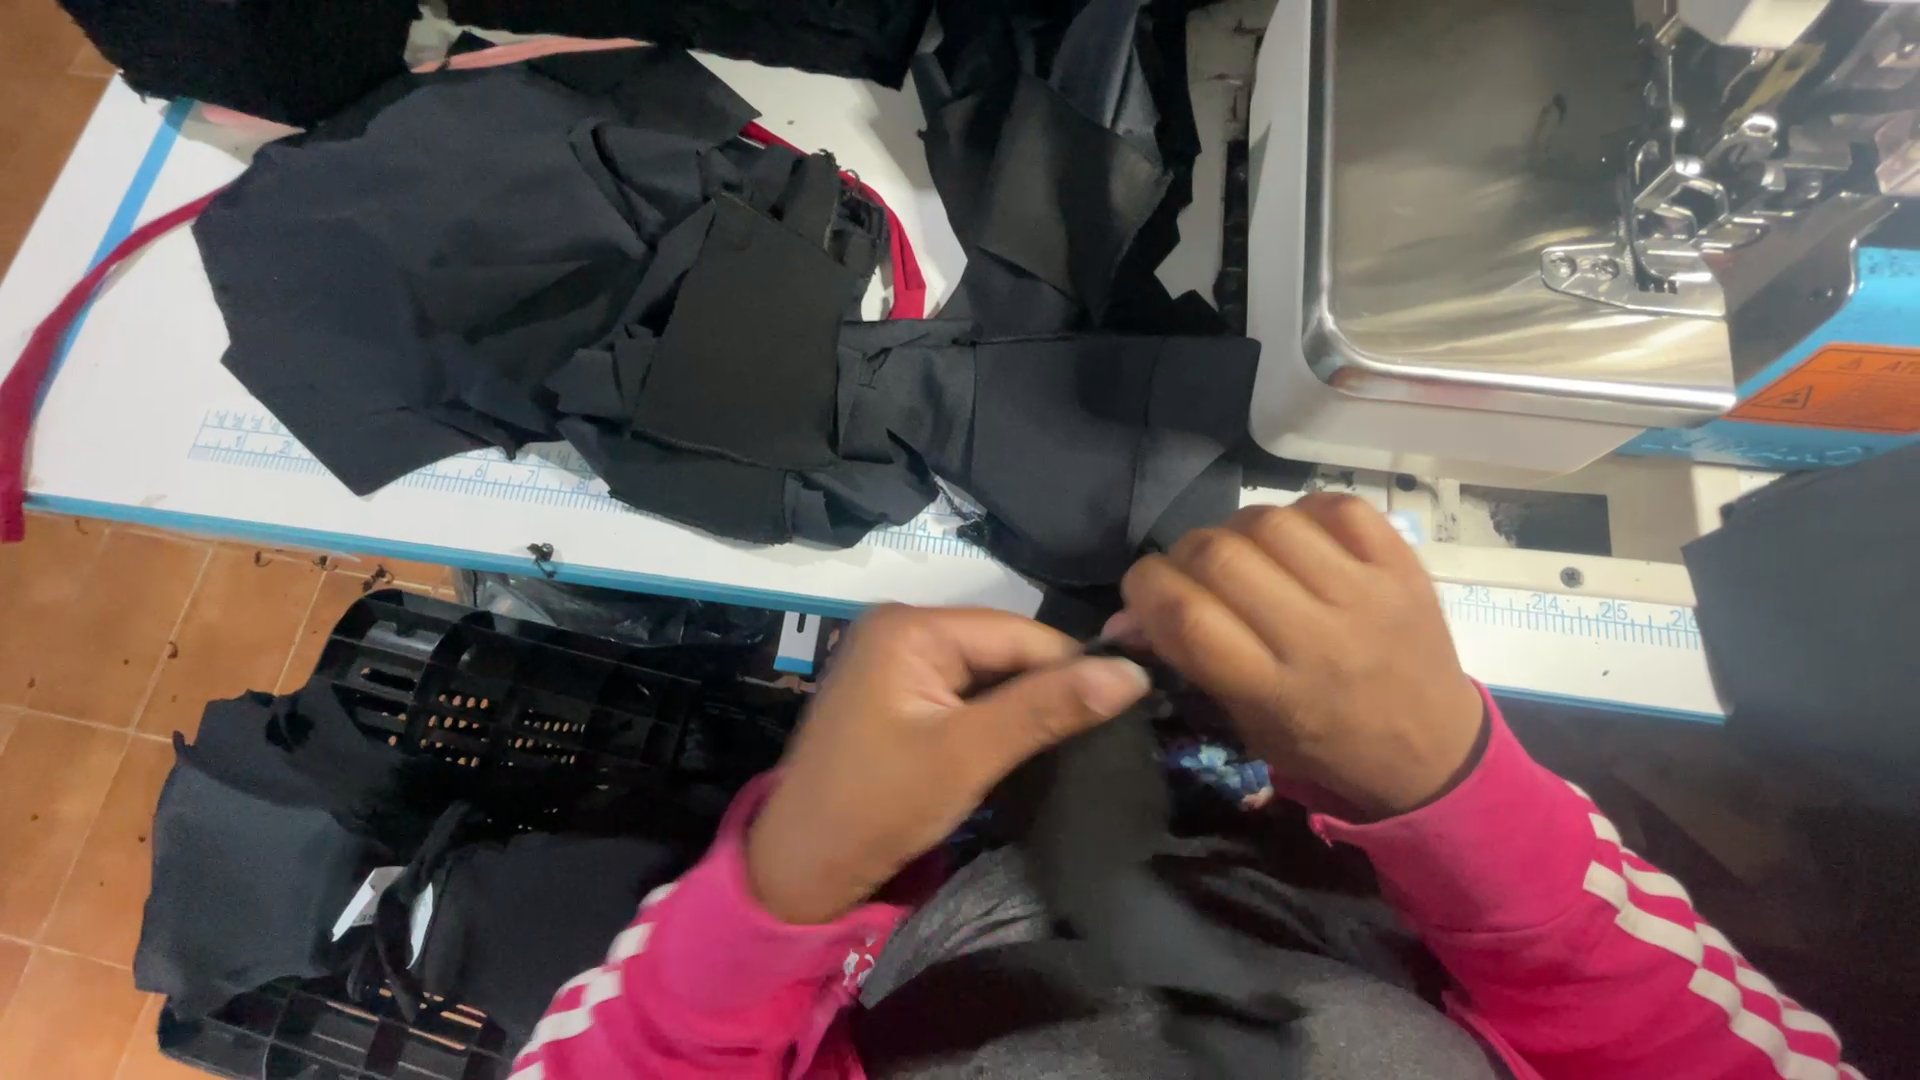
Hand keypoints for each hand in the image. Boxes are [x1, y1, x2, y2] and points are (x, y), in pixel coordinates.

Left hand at [745, 605, 1150, 923]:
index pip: (1015, 632)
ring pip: (985, 669)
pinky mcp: (896, 689)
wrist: (800, 867)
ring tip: (1082, 727)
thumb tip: (1133, 672)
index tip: (1128, 698)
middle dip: (1049, 682)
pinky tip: (1029, 732)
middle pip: (1000, 646)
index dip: (1073, 663)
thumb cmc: (878, 806)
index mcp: (910, 626)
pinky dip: (995, 710)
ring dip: (1025, 699)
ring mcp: (894, 657)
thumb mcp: (969, 754)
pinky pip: (962, 687)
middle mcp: (900, 626)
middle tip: (1111, 719)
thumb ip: (1047, 708)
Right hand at [1116, 494, 1483, 818]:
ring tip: (1243, 551)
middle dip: (1183, 553)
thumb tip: (1125, 614)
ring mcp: (1365, 596)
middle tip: (1189, 570)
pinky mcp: (1402, 567)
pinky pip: (1337, 506)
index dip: (1146, 587)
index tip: (1144, 591)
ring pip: (1271, 522)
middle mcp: (1317, 638)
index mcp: (1272, 689)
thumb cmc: (1321, 744)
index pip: (1186, 615)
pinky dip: (1301, 511)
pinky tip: (1296, 538)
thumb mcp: (1243, 721)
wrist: (1432, 753)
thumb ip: (1187, 660)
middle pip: (1220, 557)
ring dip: (1236, 528)